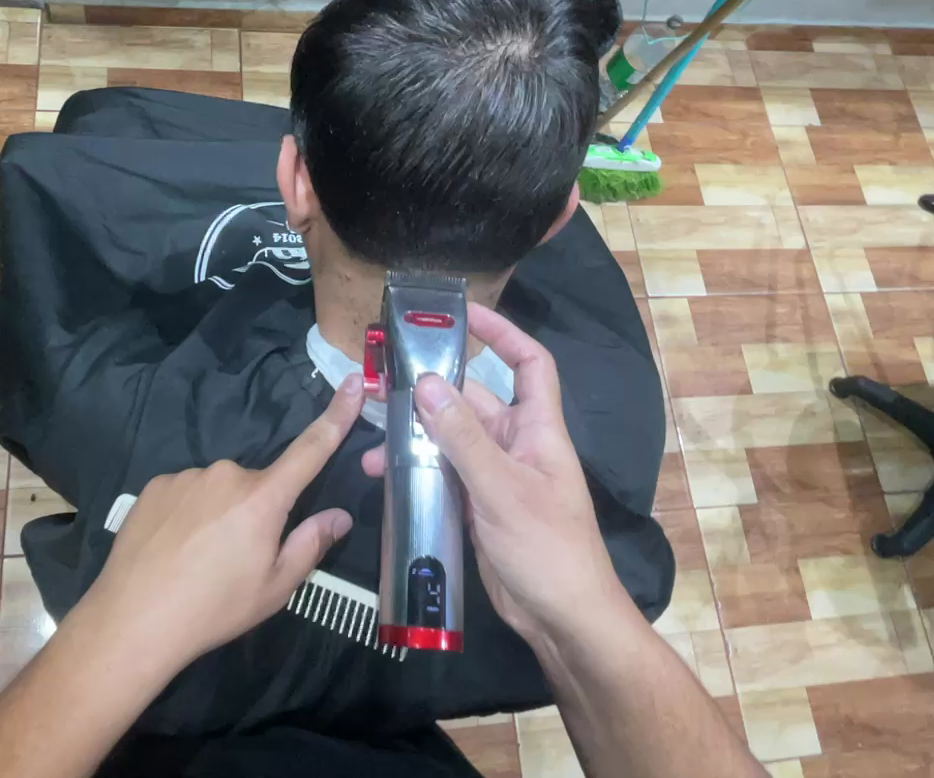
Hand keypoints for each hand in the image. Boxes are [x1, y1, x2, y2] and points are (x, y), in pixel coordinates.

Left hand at [79, 373, 364, 672]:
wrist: (132, 621)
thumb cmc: (214, 609)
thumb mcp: (275, 588)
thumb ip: (311, 544)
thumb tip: (340, 516)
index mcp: (263, 498)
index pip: (311, 449)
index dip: (337, 415)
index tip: (355, 381)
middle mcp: (227, 474)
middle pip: (257, 484)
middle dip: (256, 510)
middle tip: (237, 556)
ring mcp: (188, 475)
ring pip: (219, 488)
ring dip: (219, 512)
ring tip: (198, 557)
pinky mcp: (156, 484)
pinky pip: (186, 492)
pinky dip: (187, 514)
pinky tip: (173, 547)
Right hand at [361, 303, 631, 645]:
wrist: (561, 621)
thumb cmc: (547, 548)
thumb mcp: (502, 489)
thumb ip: (463, 437)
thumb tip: (428, 383)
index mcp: (537, 428)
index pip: (528, 363)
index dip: (502, 332)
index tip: (463, 312)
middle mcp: (515, 443)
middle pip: (472, 400)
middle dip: (431, 389)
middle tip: (384, 379)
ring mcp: (493, 474)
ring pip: (449, 437)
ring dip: (414, 433)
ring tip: (373, 435)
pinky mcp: (474, 502)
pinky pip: (441, 470)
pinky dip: (414, 468)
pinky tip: (383, 472)